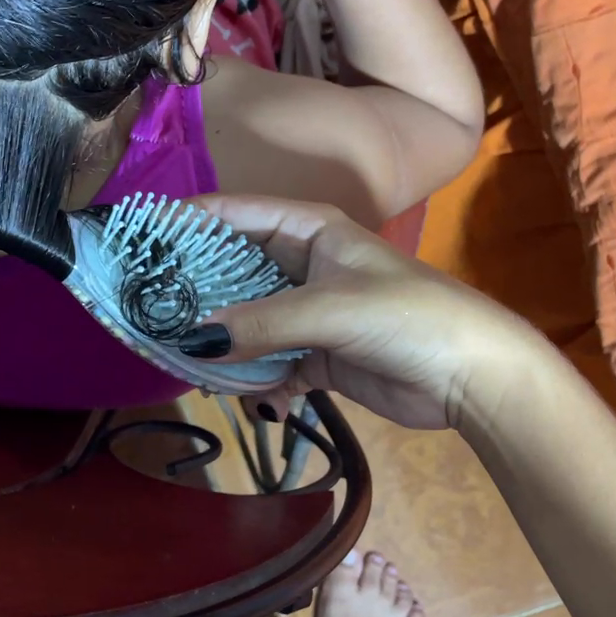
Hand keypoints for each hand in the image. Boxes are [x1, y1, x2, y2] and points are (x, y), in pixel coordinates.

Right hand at [180, 196, 556, 429]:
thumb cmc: (409, 317)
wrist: (477, 381)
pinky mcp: (311, 353)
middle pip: (229, 270)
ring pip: (241, 320)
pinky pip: (264, 361)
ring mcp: (302, 310)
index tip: (138, 239)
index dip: (185, 222)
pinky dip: (254, 381)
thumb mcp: (331, 310)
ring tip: (189, 364)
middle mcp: (297, 264)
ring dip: (220, 343)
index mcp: (306, 230)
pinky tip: (254, 402)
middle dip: (193, 291)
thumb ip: (259, 323)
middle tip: (149, 310)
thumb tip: (191, 340)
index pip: (232, 214)